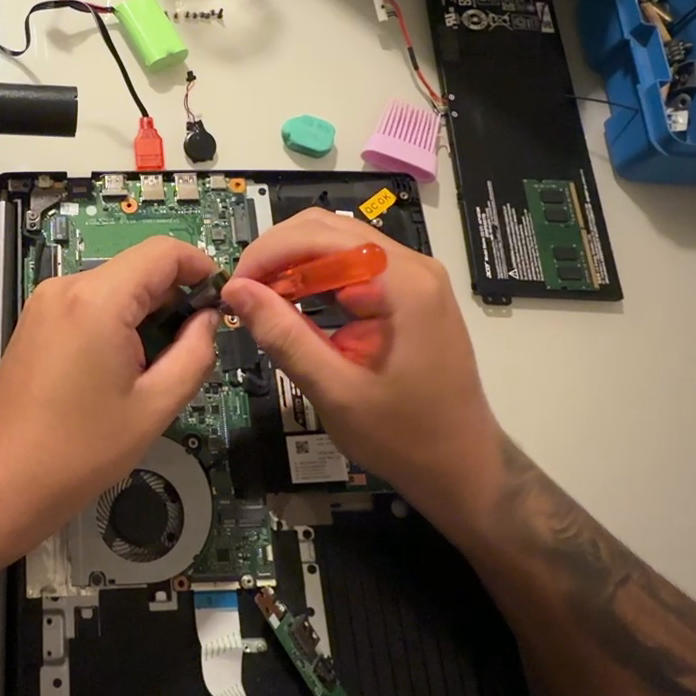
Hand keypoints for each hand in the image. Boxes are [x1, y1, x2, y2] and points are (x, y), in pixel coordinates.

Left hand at [0, 236, 219, 548]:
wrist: (5, 483)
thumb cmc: (77, 452)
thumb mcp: (155, 406)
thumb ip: (196, 354)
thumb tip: (207, 321)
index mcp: (96, 300)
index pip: (162, 252)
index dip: (200, 267)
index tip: (220, 297)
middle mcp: (65, 289)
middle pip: (137, 269)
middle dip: (172, 299)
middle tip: (191, 347)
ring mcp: (44, 305)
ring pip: (114, 288)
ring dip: (143, 315)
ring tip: (151, 370)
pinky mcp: (34, 323)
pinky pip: (88, 304)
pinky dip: (115, 323)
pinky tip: (119, 370)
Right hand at [222, 209, 500, 523]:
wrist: (461, 466)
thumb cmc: (403, 436)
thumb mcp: (334, 391)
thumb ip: (284, 336)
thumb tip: (236, 290)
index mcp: (403, 284)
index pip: (322, 236)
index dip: (269, 253)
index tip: (234, 288)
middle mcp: (411, 266)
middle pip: (327, 229)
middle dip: (276, 255)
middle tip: (243, 295)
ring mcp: (411, 277)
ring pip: (335, 243)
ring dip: (292, 265)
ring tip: (260, 302)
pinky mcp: (405, 293)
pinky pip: (349, 267)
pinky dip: (313, 279)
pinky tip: (291, 306)